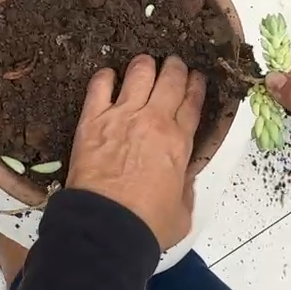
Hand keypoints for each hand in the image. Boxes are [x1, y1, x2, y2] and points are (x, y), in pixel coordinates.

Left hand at [66, 55, 205, 249]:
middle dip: (175, 67)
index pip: (192, 102)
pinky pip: (100, 85)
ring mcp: (122, 115)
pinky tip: (109, 75)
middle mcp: (153, 120)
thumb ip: (185, 189)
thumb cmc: (147, 224)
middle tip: (174, 64)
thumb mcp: (182, 212)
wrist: (106, 226)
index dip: (196, 84)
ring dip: (145, 65)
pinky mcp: (93, 118)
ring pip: (139, 73)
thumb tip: (183, 179)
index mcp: (178, 141)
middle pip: (171, 79)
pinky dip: (106, 76)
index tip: (197, 76)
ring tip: (145, 63)